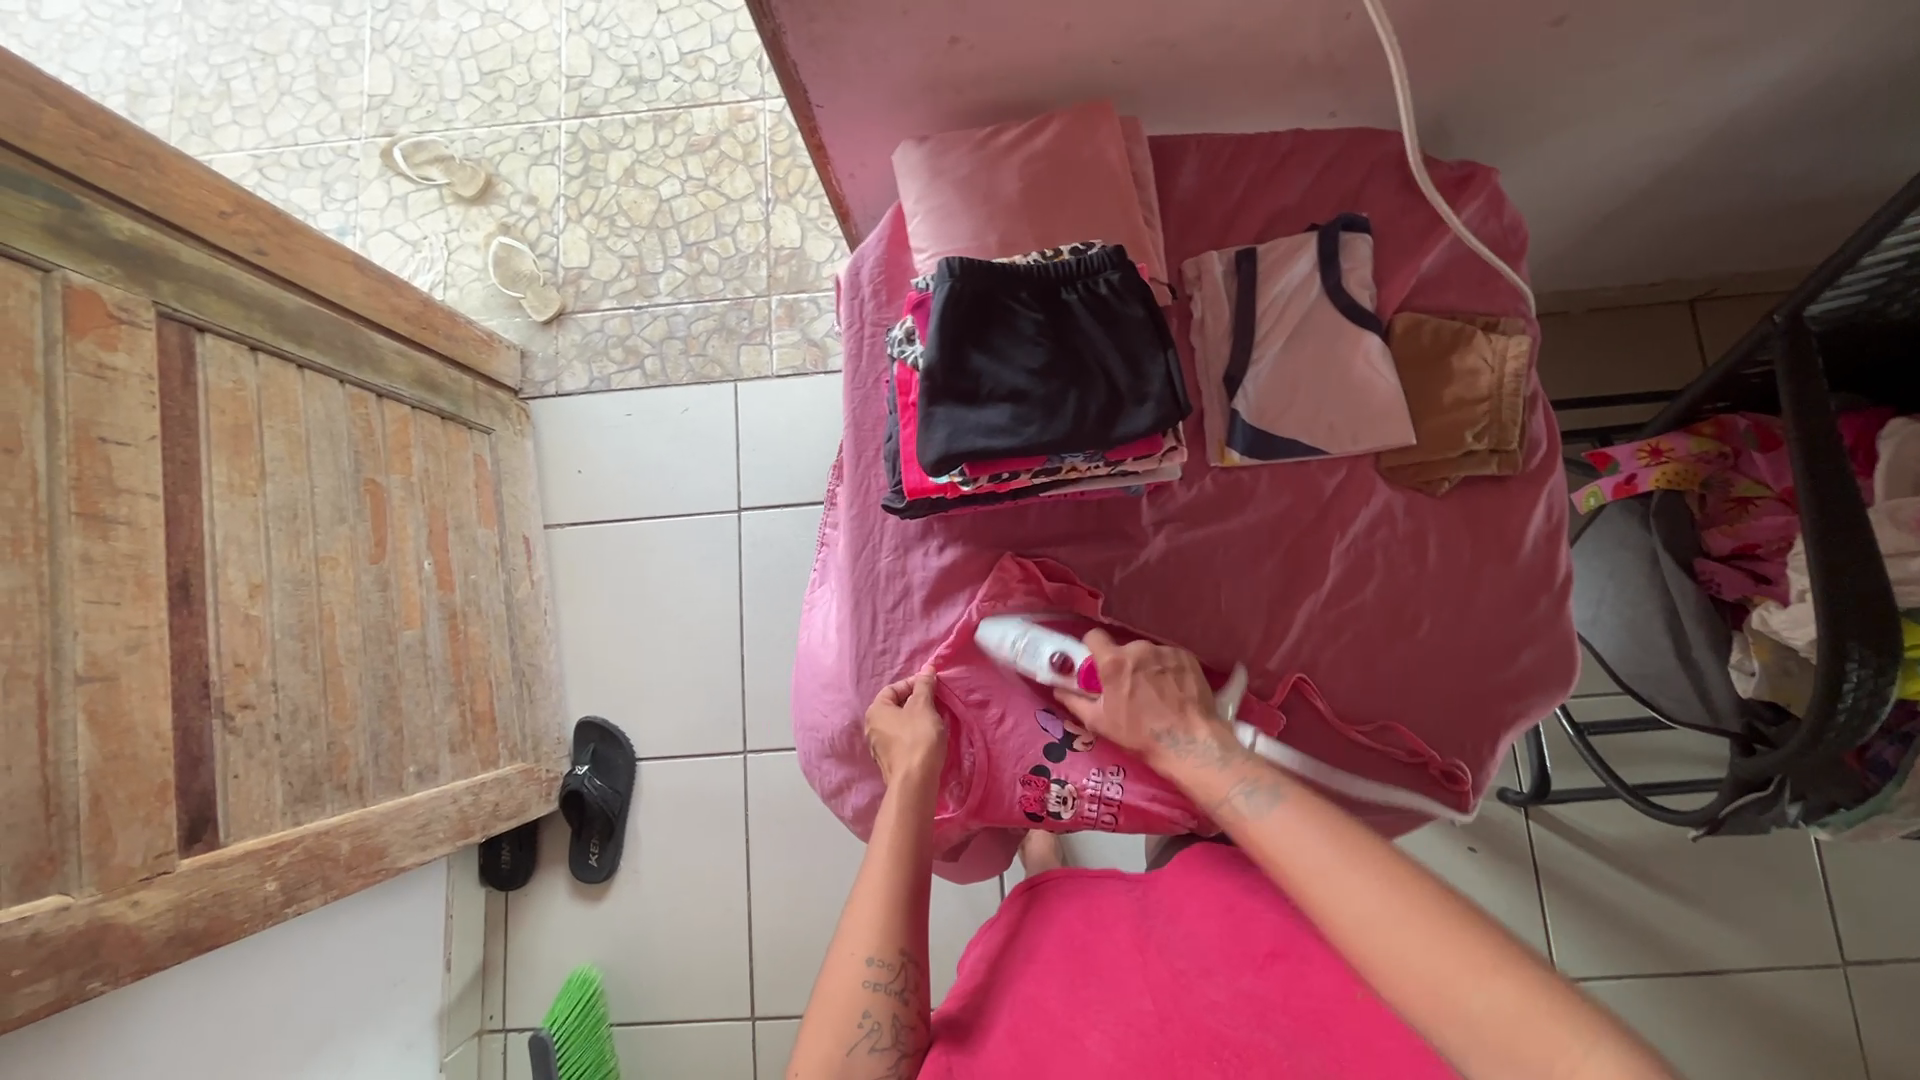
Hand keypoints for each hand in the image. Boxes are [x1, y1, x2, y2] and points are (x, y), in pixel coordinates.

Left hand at [865, 665, 946, 788]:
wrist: (915, 782)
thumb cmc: (918, 738)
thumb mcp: (924, 706)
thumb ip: (924, 686)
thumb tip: (927, 668)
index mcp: (875, 710)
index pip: (894, 688)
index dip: (914, 684)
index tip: (932, 686)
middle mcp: (871, 727)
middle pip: (896, 706)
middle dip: (916, 702)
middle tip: (936, 702)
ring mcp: (878, 746)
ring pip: (899, 724)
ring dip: (917, 718)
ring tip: (935, 719)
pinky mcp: (889, 761)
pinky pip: (901, 740)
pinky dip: (914, 734)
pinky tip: (928, 738)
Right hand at [1053, 631, 1236, 770]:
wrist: (1190, 743)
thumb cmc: (1140, 734)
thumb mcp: (1100, 722)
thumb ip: (1074, 701)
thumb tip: (1058, 689)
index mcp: (1114, 661)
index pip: (1094, 636)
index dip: (1093, 649)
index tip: (1096, 664)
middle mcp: (1139, 649)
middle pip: (1124, 649)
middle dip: (1124, 664)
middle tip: (1129, 688)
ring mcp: (1165, 651)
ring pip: (1148, 654)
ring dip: (1147, 667)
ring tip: (1156, 692)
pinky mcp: (1187, 657)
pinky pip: (1169, 658)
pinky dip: (1168, 670)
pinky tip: (1174, 691)